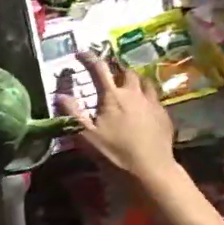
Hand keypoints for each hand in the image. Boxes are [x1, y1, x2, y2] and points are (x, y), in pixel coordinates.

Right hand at [55, 51, 179, 185]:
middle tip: (109, 75)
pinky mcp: (164, 115)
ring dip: (135, 81)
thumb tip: (59, 94)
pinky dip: (147, 97)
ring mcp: (152, 103)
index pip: (99, 69)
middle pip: (126, 72)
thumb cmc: (114, 154)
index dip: (88, 58)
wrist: (150, 170)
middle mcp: (134, 93)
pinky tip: (144, 108)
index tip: (80, 53)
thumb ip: (72, 114)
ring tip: (129, 87)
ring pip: (144, 82)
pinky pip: (155, 98)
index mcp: (112, 96)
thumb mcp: (86, 137)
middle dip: (116, 70)